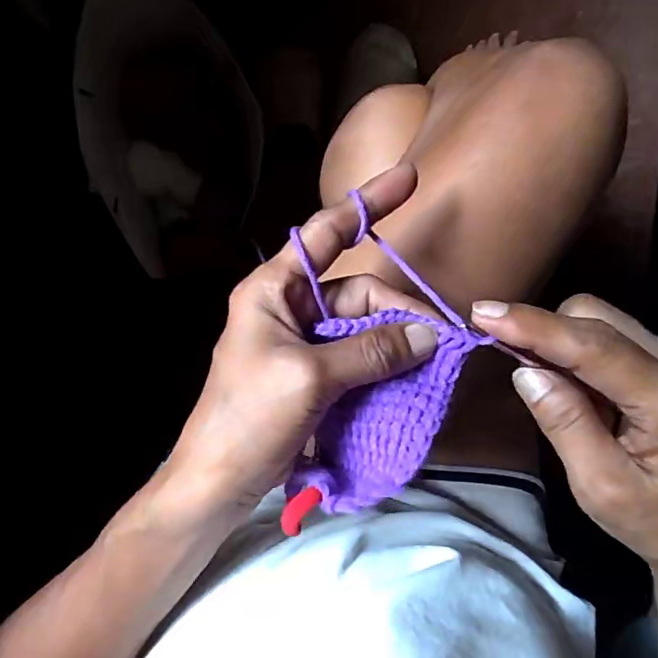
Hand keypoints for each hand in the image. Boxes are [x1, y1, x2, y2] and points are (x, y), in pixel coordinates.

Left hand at [162, 165, 440, 514]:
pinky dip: (380, 366)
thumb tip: (428, 334)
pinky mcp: (309, 377)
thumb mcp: (310, 377)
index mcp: (271, 291)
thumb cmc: (249, 417)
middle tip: (438, 340)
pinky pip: (354, 360)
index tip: (409, 178)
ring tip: (429, 364)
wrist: (218, 479)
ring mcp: (298, 345)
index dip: (367, 204)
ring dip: (394, 343)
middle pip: (355, 292)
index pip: (324, 235)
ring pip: (360, 329)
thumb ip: (370, 351)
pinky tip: (407, 379)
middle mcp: (286, 309)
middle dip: (397, 310)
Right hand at [470, 295, 657, 575]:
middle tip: (503, 355)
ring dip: (555, 338)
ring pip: (600, 320)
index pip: (594, 349)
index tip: (484, 313)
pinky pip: (608, 337)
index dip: (535, 327)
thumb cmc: (649, 519)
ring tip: (533, 374)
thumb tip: (525, 370)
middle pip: (597, 319)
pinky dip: (571, 349)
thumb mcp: (597, 484)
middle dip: (543, 330)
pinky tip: (558, 378)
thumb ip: (564, 423)